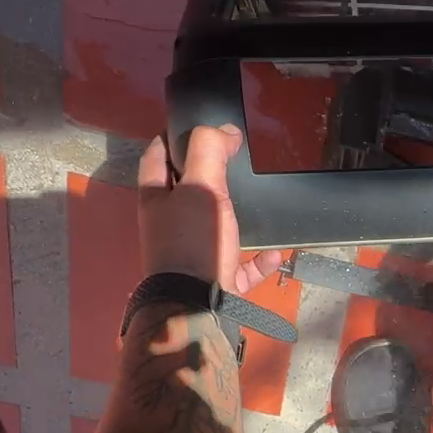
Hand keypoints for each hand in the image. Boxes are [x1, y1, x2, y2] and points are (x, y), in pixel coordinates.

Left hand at [138, 126, 284, 294]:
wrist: (197, 305)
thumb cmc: (193, 241)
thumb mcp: (200, 187)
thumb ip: (210, 151)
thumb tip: (225, 130)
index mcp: (156, 200)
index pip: (156, 157)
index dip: (171, 138)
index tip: (196, 127)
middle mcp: (169, 228)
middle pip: (186, 195)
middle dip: (208, 180)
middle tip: (234, 164)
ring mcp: (192, 257)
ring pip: (214, 230)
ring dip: (236, 220)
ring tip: (257, 206)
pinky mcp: (216, 282)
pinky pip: (241, 267)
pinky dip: (259, 260)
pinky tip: (277, 253)